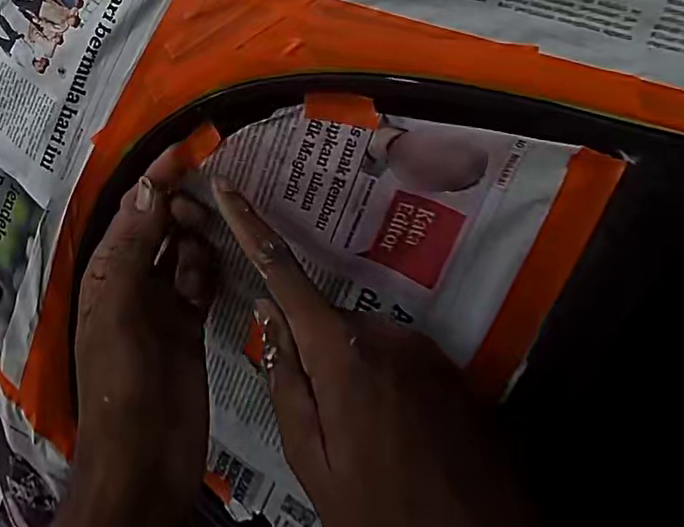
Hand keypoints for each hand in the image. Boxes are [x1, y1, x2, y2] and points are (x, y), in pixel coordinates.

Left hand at [57, 146, 217, 526]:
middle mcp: (131, 278)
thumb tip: (146, 189)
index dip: (155, 179)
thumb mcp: (118, 311)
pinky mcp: (187, 325)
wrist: (144, 464)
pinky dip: (208, 272)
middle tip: (200, 213)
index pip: (132, 210)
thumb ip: (132, 249)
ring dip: (195, 240)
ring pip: (181, 250)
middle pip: (157, 225)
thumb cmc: (121, 387)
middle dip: (178, 209)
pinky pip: (200, 282)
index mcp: (106, 270)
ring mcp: (160, 302)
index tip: (184, 150)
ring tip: (204, 251)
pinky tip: (215, 274)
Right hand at [213, 177, 530, 526]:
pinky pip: (397, 358)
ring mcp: (424, 351)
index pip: (281, 272)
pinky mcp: (455, 372)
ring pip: (361, 342)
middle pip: (324, 320)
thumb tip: (265, 311)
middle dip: (313, 351)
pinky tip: (400, 438)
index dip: (249, 227)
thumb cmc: (384, 511)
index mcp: (339, 352)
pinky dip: (385, 384)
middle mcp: (383, 335)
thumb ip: (283, 376)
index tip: (229, 190)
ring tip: (370, 440)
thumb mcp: (311, 458)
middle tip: (326, 418)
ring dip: (351, 372)